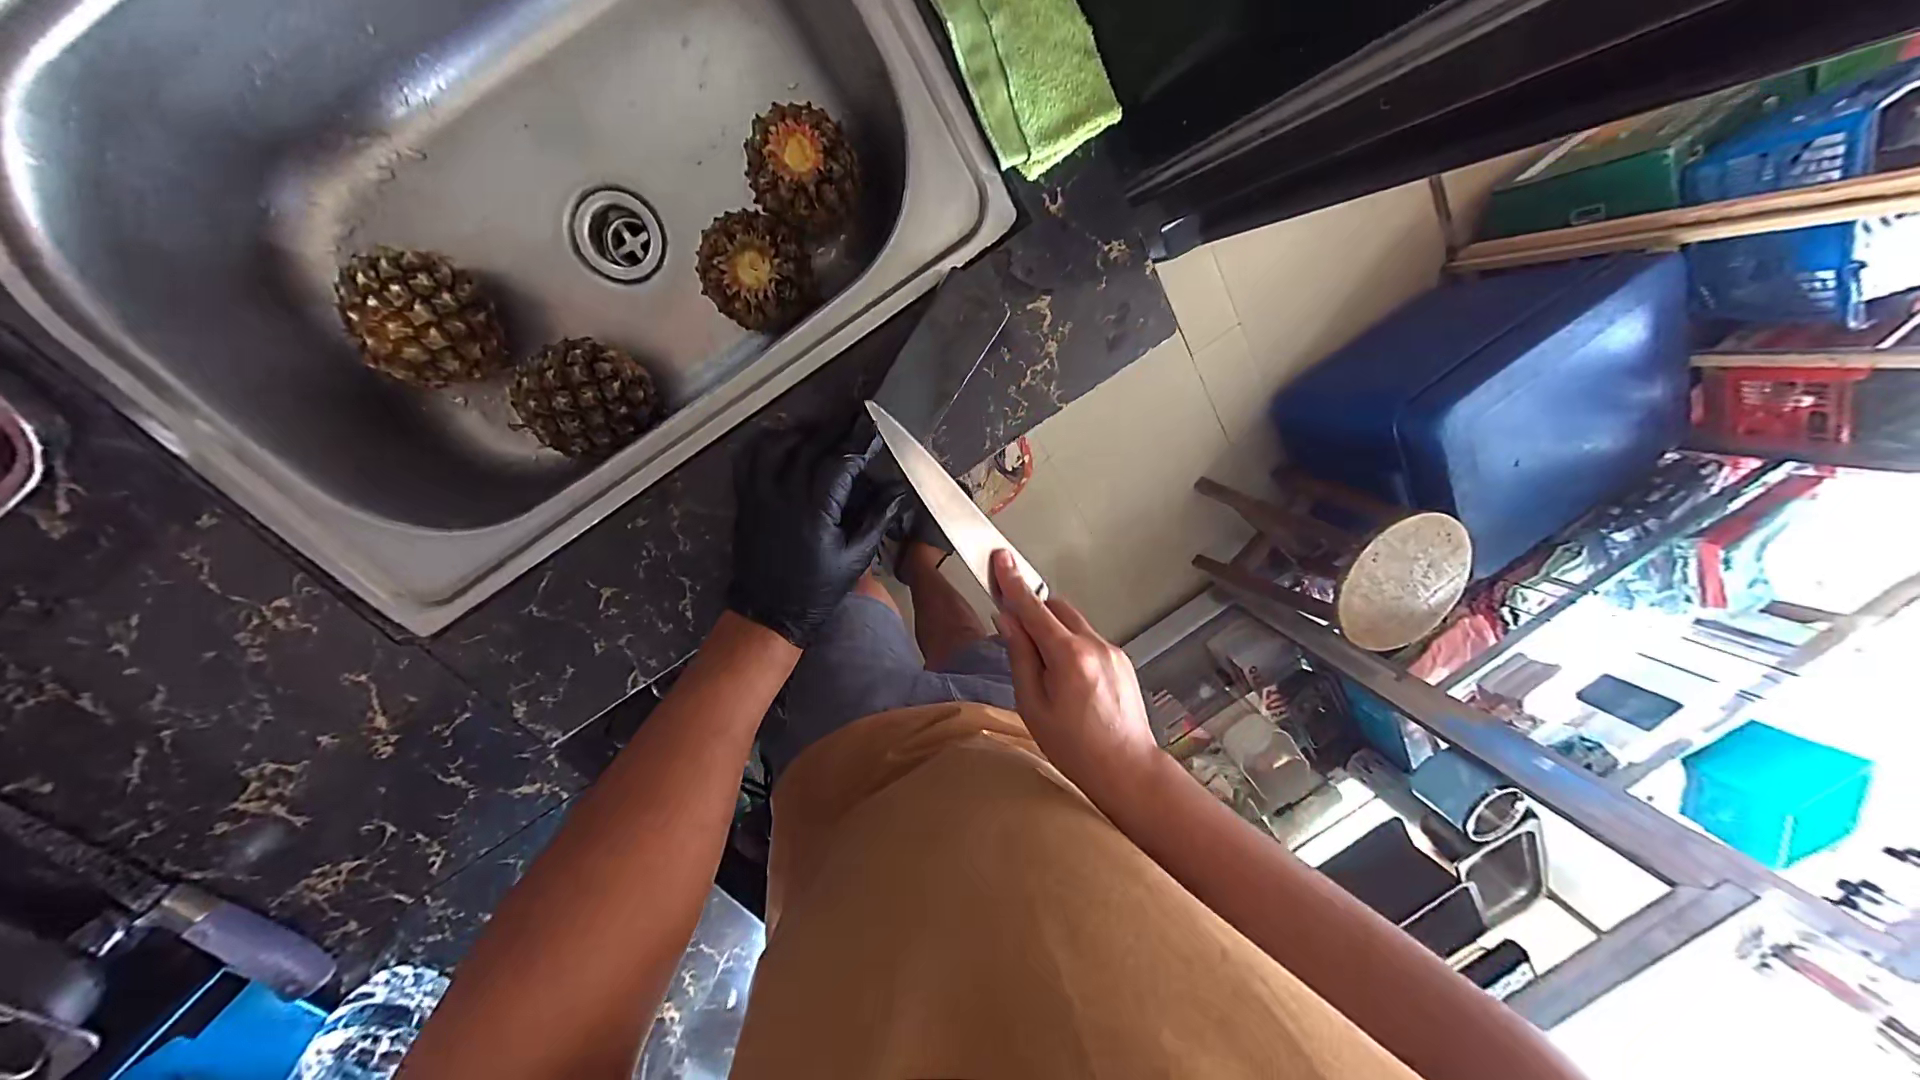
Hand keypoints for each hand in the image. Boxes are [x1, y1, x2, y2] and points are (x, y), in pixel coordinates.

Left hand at [727, 419, 905, 646]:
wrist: (769, 610)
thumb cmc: (817, 589)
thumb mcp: (856, 557)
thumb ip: (876, 519)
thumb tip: (897, 492)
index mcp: (815, 510)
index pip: (839, 462)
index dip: (859, 444)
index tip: (874, 432)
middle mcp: (785, 495)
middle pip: (811, 446)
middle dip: (836, 430)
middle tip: (856, 420)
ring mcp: (760, 495)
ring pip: (779, 446)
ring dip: (804, 432)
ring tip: (824, 428)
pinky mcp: (746, 500)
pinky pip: (750, 460)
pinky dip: (766, 444)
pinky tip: (783, 440)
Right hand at [990, 550, 1162, 802]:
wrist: (1126, 768)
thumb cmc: (1076, 748)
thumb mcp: (1032, 705)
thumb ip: (1020, 656)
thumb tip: (1007, 621)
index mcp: (1069, 657)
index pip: (1033, 608)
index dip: (1012, 582)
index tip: (1001, 560)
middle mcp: (1094, 645)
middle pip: (1056, 607)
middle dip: (1034, 612)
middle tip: (1016, 634)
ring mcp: (1112, 651)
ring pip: (1073, 622)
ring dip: (1053, 631)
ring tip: (1046, 672)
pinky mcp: (1121, 658)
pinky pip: (1088, 638)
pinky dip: (1071, 645)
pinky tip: (1068, 679)